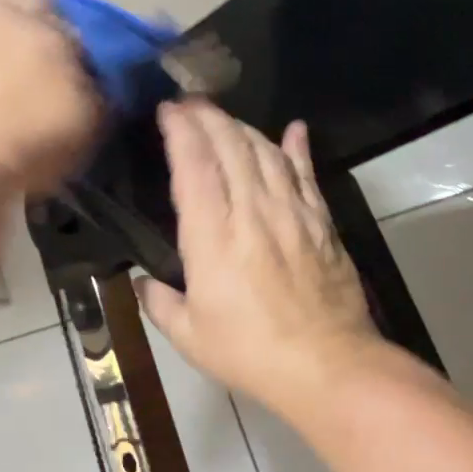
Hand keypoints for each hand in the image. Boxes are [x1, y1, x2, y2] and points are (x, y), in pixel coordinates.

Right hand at [136, 99, 386, 422]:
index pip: (194, 165)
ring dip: (242, 127)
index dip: (180, 130)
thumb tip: (143, 282)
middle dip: (207, 116)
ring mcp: (292, 214)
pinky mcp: (321, 224)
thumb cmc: (250, 352)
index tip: (166, 110)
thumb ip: (160, 303)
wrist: (330, 368)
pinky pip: (306, 174)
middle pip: (231, 145)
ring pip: (266, 152)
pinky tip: (293, 130)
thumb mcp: (189, 335)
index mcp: (212, 236)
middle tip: (189, 103)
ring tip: (223, 117)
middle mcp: (252, 212)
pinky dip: (297, 148)